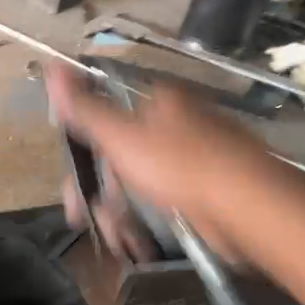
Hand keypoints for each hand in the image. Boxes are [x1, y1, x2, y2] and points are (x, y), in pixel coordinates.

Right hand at [47, 65, 277, 256]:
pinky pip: (163, 201)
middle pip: (119, 153)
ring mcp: (196, 159)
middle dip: (97, 188)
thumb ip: (83, 106)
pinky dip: (146, 219)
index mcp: (159, 103)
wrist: (252, 210)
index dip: (82, 143)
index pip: (106, 112)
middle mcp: (179, 125)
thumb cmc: (181, 166)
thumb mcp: (120, 135)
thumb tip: (52, 65)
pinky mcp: (208, 191)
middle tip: (82, 214)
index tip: (69, 171)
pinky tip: (136, 238)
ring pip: (138, 182)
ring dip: (118, 210)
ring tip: (115, 234)